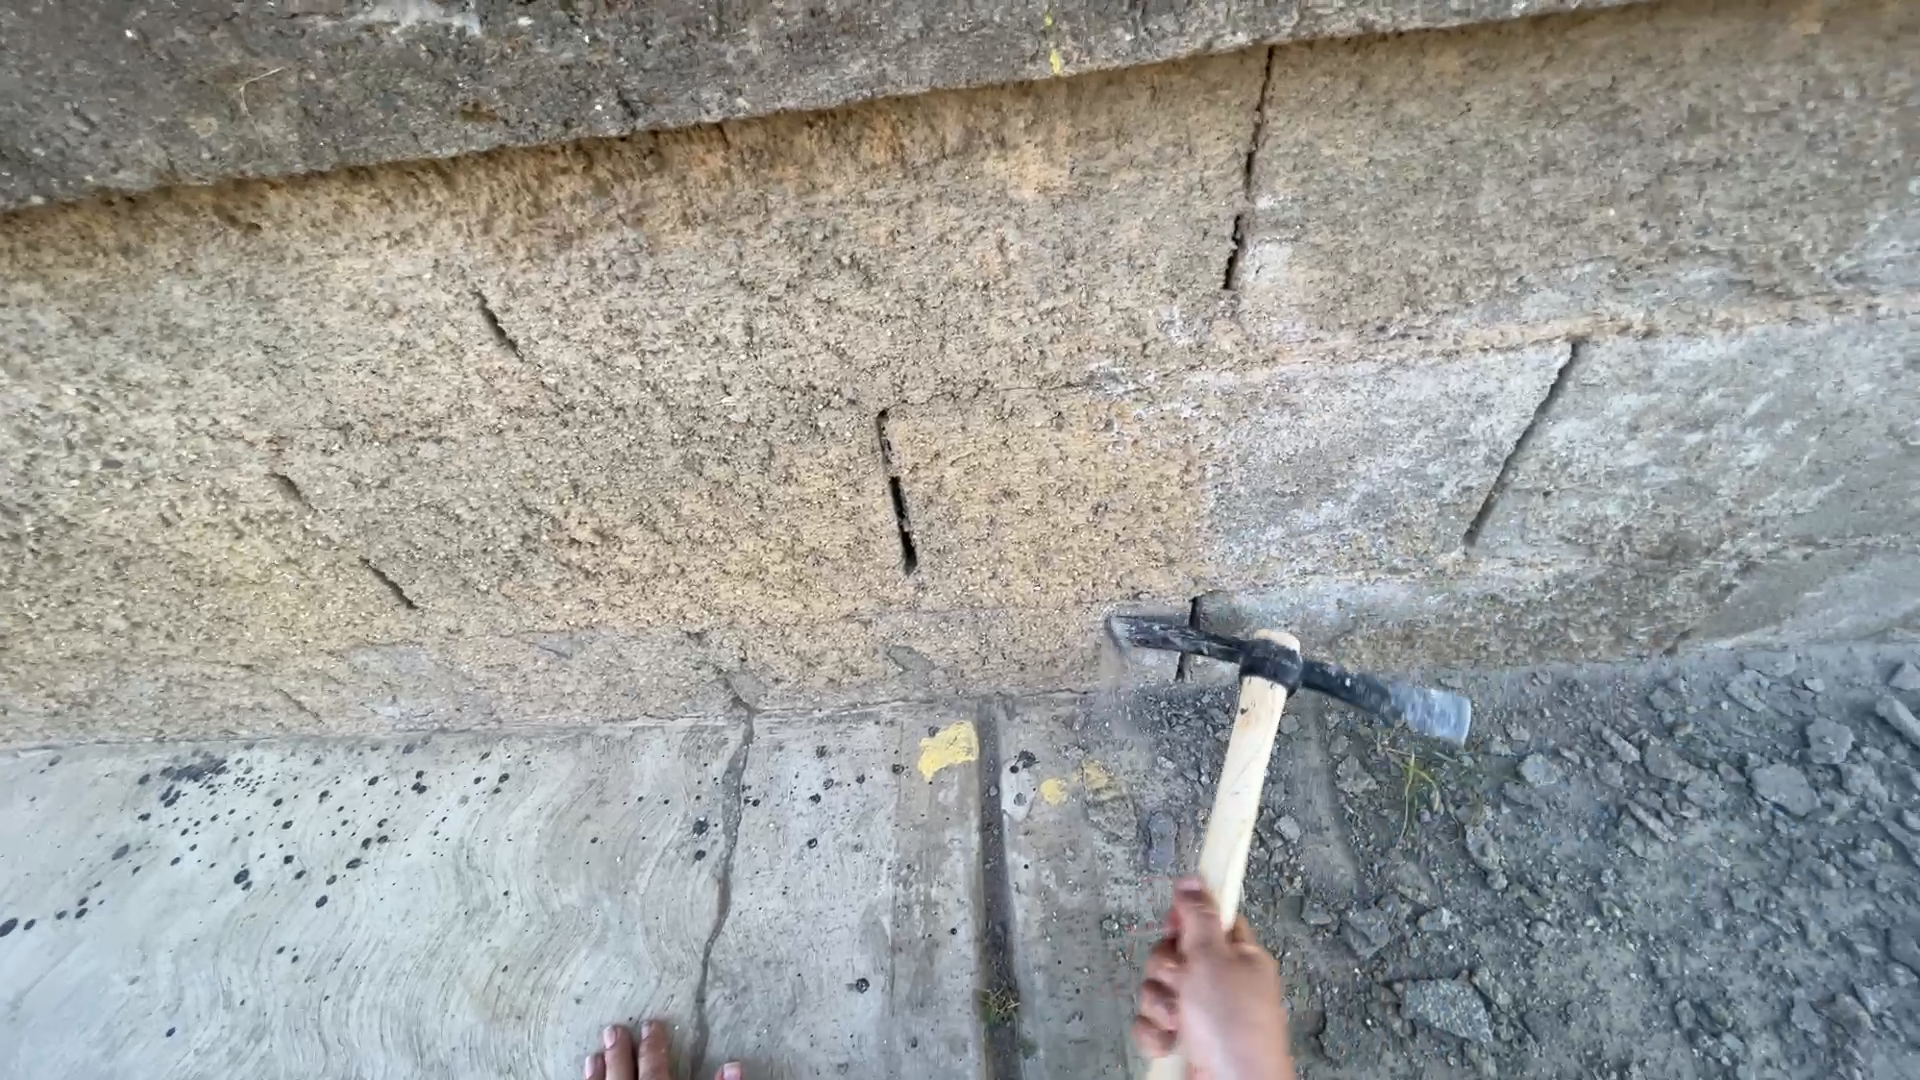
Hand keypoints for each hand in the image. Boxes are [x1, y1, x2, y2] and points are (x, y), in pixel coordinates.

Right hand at [1133, 879, 1294, 1079]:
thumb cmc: (1231, 1023)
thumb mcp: (1214, 957)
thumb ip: (1198, 916)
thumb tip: (1192, 877)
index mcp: (1239, 957)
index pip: (1210, 921)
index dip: (1188, 920)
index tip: (1176, 927)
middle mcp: (1221, 983)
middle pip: (1175, 951)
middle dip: (1166, 968)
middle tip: (1181, 981)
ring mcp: (1201, 1014)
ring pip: (1158, 986)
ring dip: (1159, 1003)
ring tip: (1177, 1020)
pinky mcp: (1182, 1041)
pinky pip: (1152, 1021)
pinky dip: (1155, 1032)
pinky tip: (1168, 1041)